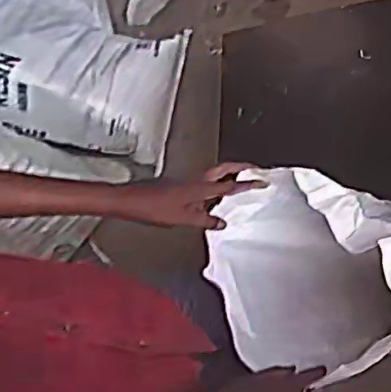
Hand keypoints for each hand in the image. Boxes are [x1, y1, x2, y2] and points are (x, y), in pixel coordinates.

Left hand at [113, 162, 260, 228]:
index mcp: (201, 188)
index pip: (231, 185)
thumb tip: (221, 224)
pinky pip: (205, 180)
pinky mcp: (180, 185)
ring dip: (229, 172)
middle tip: (254, 169)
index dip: (249, 184)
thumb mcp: (183, 219)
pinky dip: (216, 181)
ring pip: (214, 173)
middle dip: (241, 167)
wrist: (128, 200)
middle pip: (224, 169)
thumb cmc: (153, 207)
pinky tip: (214, 193)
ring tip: (240, 177)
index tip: (263, 181)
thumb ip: (205, 221)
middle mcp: (196, 181)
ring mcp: (188, 181)